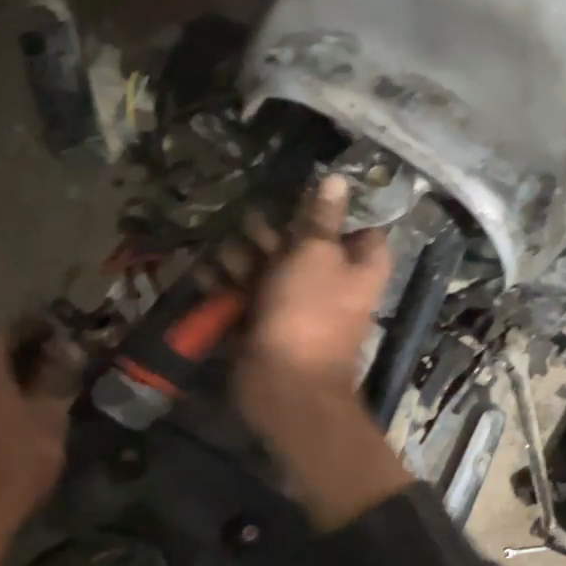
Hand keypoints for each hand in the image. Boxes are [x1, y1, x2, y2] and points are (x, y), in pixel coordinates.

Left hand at [0, 333, 73, 565]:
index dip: (53, 338)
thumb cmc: (9, 464)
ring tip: (37, 403)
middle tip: (59, 380)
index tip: (75, 351)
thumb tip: (71, 347)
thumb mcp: (49, 419)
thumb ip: (59, 376)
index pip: (23, 328)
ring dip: (3, 383)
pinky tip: (8, 423)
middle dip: (26, 360)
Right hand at [235, 175, 412, 530]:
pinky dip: (223, 286)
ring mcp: (291, 302)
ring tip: (231, 268)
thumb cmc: (309, 314)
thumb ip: (322, 216)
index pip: (357, 225)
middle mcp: (327, 280)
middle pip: (296, 240)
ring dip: (240, 260)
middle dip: (270, 235)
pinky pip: (239, 293)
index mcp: (358, 264)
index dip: (333, 211)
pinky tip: (208, 280)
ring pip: (262, 264)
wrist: (285, 387)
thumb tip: (339, 178)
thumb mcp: (317, 254)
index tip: (305, 196)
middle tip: (257, 241)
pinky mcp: (260, 321)